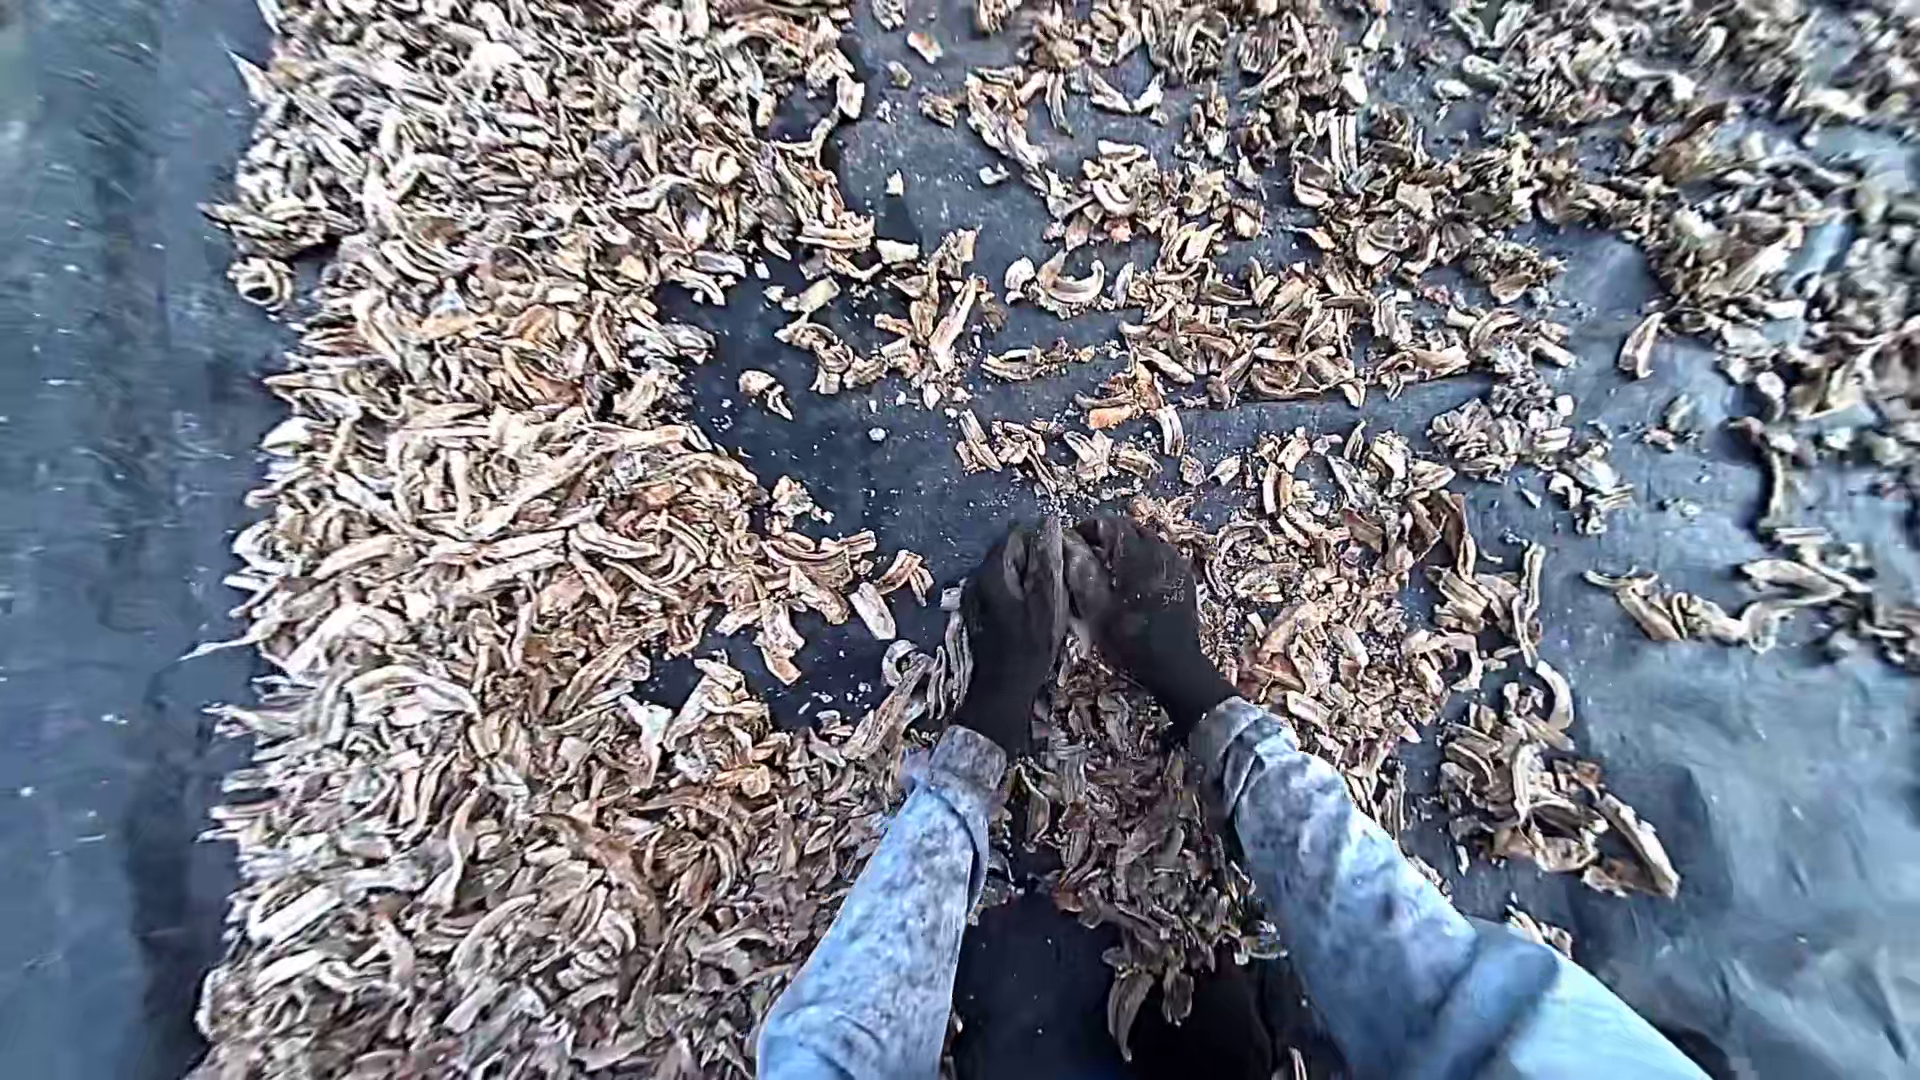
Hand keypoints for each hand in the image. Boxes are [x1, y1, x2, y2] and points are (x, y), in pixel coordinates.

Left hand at [952, 519, 1068, 754]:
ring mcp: (978, 594)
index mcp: (994, 570)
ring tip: (1051, 599)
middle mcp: (980, 577)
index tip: (1061, 560)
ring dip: (1031, 579)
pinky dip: (1022, 594)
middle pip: (1013, 552)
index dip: (1043, 541)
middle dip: (1037, 560)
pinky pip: (1007, 589)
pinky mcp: (983, 611)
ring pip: (1011, 572)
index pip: (1018, 534)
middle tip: (1060, 582)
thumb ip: (1047, 560)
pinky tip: (1036, 613)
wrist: (1003, 689)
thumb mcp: (1046, 600)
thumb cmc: (1029, 645)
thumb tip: (1050, 523)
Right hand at [1062, 515, 1234, 741]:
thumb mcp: (1096, 609)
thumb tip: (1069, 543)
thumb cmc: (1129, 640)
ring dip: (1127, 545)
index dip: (1088, 528)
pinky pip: (1161, 554)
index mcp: (1135, 556)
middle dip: (1108, 535)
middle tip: (1090, 552)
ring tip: (1111, 564)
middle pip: (1130, 527)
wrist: (1174, 665)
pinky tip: (1135, 577)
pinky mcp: (1184, 577)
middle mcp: (1159, 552)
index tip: (1075, 542)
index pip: (1109, 524)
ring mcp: (1175, 563)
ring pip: (1148, 538)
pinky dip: (1145, 556)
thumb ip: (1082, 571)